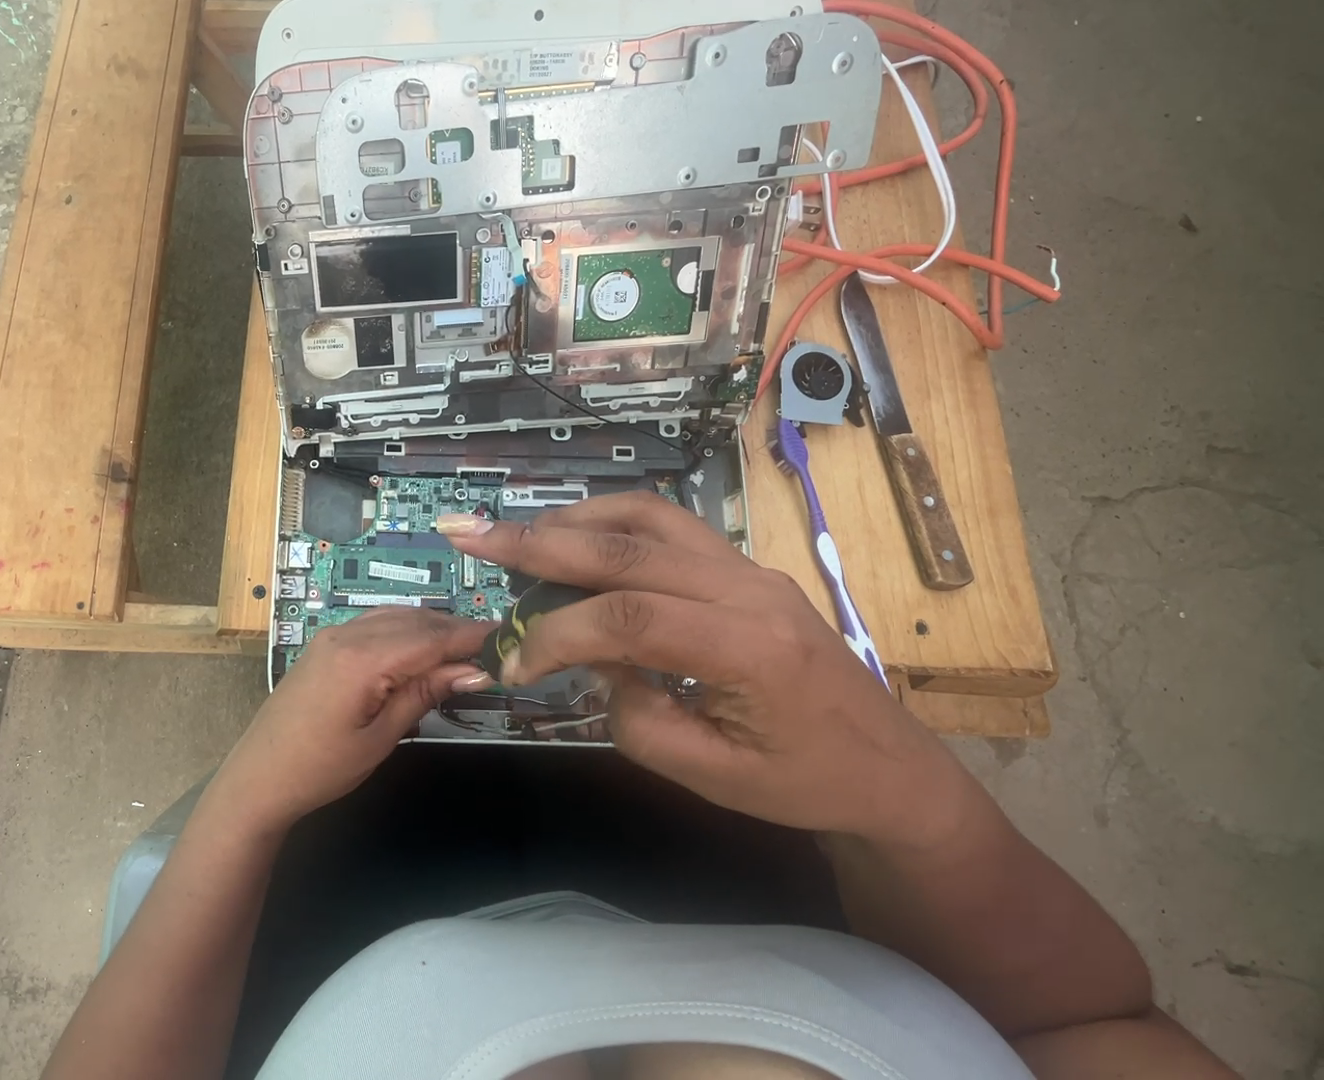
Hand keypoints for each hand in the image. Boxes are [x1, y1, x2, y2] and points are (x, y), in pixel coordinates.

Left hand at [207, 608, 488, 835]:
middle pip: (415, 620)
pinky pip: (375, 623)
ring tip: (465, 651)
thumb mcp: (382, 736)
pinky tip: (422, 648)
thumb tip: (474, 670)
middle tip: (494, 650)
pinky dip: (405, 630)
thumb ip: (425, 693)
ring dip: (431, 628)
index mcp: (361, 658)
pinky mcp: (325, 644)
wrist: (259, 778)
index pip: (430, 637)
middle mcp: (346, 634)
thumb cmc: (321, 768)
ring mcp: (332, 635)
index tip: (508, 640)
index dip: (471, 637)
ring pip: (395, 617)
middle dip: (455, 631)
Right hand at [436, 493, 973, 846]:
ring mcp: (749, 569)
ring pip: (650, 516)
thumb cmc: (805, 783)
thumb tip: (595, 662)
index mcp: (749, 648)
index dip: (557, 635)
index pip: (629, 618)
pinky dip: (611, 523)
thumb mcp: (711, 774)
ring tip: (519, 537)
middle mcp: (749, 589)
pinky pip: (670, 525)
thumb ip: (637, 717)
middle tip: (471, 535)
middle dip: (540, 542)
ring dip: (576, 519)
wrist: (891, 768)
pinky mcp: (744, 568)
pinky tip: (576, 539)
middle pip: (630, 546)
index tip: (515, 666)